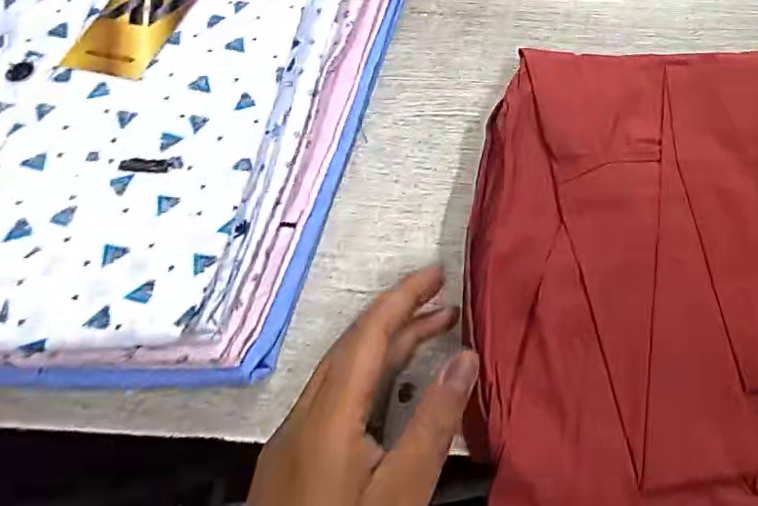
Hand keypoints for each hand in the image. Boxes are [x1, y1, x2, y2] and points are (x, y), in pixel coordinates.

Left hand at [249, 265, 477, 505]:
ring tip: (435, 327)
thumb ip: (435, 420)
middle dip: (399, 312)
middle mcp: (300, 423)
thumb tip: (467, 355)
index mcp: (324, 421)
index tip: (438, 272)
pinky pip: (335, 394)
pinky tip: (397, 379)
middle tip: (444, 293)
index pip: (365, 337)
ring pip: (341, 371)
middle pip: (350, 347)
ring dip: (389, 342)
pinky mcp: (291, 464)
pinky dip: (373, 369)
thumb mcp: (403, 487)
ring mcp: (290, 444)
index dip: (403, 297)